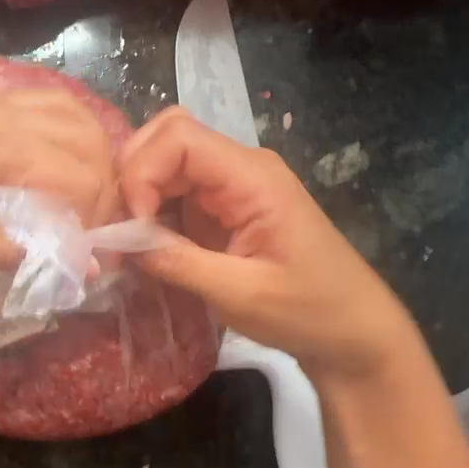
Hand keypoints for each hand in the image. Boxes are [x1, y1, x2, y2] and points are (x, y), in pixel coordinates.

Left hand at [0, 90, 121, 275]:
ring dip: (86, 151)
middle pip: (81, 134)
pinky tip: (50, 168)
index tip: (98, 260)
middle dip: (104, 182)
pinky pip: (32, 105)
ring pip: (61, 109)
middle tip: (99, 231)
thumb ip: (11, 250)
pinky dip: (59, 132)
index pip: (77, 175)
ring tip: (85, 201)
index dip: (98, 218)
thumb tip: (74, 262)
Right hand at [119, 108, 419, 380]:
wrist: (350, 330)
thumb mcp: (240, 294)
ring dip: (133, 196)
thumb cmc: (306, 310)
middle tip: (118, 230)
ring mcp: (227, 187)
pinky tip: (139, 246)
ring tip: (123, 242)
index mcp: (252, 177)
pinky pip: (169, 193)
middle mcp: (237, 169)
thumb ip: (177, 262)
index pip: (179, 138)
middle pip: (165, 139)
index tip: (134, 225)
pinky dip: (144, 214)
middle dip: (130, 177)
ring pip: (161, 163)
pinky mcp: (217, 209)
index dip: (142, 172)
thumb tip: (121, 242)